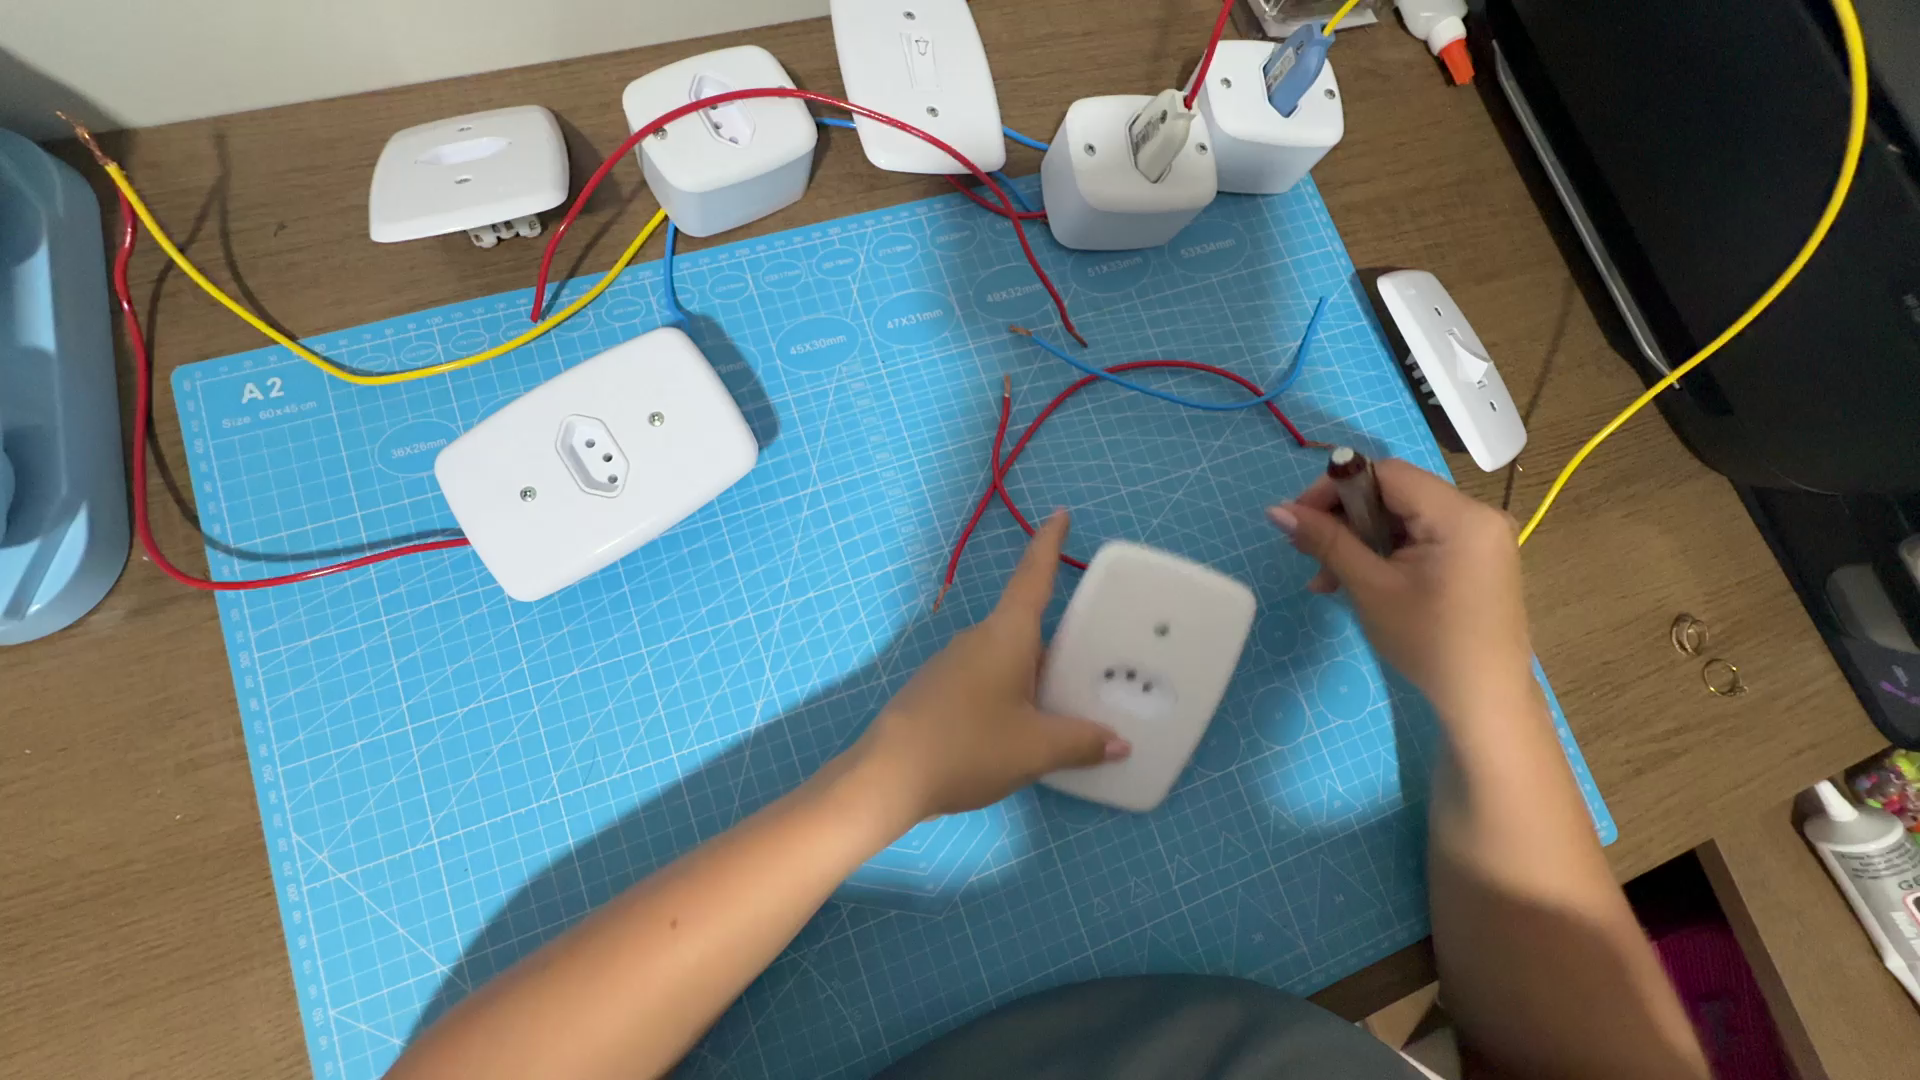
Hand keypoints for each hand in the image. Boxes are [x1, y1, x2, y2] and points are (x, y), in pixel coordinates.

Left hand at [850, 511, 1129, 820]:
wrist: (888, 776)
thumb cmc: (968, 746)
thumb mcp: (1035, 748)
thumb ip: (1080, 742)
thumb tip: (1117, 744)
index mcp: (1006, 635)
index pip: (1033, 577)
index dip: (1049, 544)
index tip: (1059, 514)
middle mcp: (978, 639)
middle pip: (1026, 625)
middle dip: (1058, 638)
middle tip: (1093, 655)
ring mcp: (953, 664)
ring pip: (1007, 656)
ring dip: (1034, 671)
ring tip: (1067, 701)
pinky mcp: (939, 689)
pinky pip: (987, 678)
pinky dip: (1011, 691)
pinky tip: (1021, 726)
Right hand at [1267, 459, 1533, 717]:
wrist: (1484, 700)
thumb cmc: (1427, 642)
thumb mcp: (1369, 587)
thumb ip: (1326, 540)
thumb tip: (1277, 510)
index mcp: (1461, 515)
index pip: (1386, 473)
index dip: (1335, 487)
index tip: (1298, 518)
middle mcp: (1477, 515)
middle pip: (1393, 494)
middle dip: (1343, 520)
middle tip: (1308, 553)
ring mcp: (1478, 537)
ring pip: (1400, 518)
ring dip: (1357, 540)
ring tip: (1327, 580)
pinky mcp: (1473, 558)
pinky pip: (1417, 538)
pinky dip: (1382, 552)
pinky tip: (1357, 581)